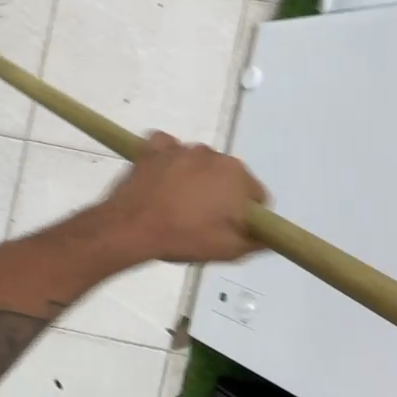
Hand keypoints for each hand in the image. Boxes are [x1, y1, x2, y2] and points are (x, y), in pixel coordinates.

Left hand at [94, 132, 266, 263]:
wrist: (129, 227)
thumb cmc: (184, 237)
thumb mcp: (232, 249)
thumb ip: (258, 239)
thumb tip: (267, 234)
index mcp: (236, 174)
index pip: (254, 195)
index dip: (243, 214)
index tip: (226, 227)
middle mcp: (211, 154)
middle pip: (225, 176)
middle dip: (218, 194)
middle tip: (198, 218)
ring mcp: (178, 148)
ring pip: (197, 162)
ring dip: (192, 176)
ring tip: (175, 201)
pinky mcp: (150, 149)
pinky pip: (166, 147)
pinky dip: (166, 158)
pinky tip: (161, 174)